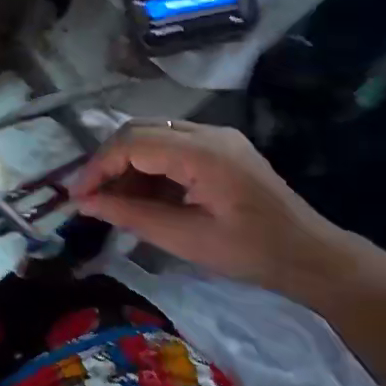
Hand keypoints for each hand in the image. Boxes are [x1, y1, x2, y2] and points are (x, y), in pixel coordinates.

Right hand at [70, 121, 357, 300]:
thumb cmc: (248, 251)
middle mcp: (208, 133)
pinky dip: (148, 169)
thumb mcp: (184, 238)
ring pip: (153, 137)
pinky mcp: (221, 151)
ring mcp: (217, 139)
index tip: (77, 197)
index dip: (98, 167)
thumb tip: (87, 203)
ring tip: (112, 203)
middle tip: (90, 198)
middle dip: (108, 162)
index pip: (133, 142)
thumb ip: (132, 215)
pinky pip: (172, 148)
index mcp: (202, 153)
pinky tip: (140, 197)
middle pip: (140, 131)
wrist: (307, 254)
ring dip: (127, 166)